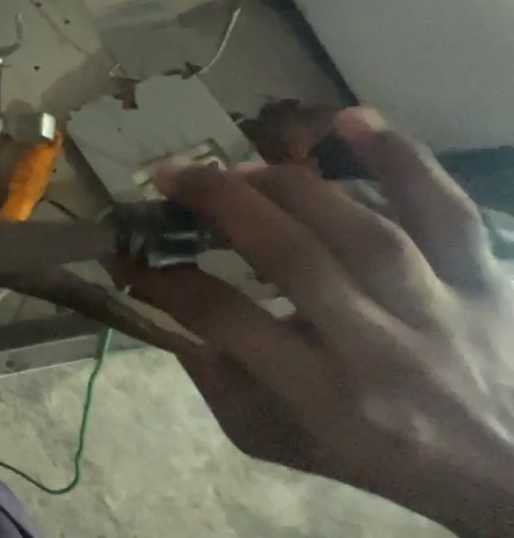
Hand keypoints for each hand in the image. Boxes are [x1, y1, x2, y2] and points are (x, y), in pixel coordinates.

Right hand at [123, 109, 513, 535]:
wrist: (512, 483)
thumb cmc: (370, 455)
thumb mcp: (272, 435)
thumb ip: (208, 372)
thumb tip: (153, 294)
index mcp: (327, 397)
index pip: (223, 317)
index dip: (161, 277)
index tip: (125, 256)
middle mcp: (385, 351)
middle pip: (292, 256)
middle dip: (216, 204)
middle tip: (165, 177)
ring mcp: (444, 312)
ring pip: (359, 228)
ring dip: (284, 186)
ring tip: (233, 168)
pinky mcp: (487, 286)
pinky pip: (451, 215)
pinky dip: (402, 161)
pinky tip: (351, 117)